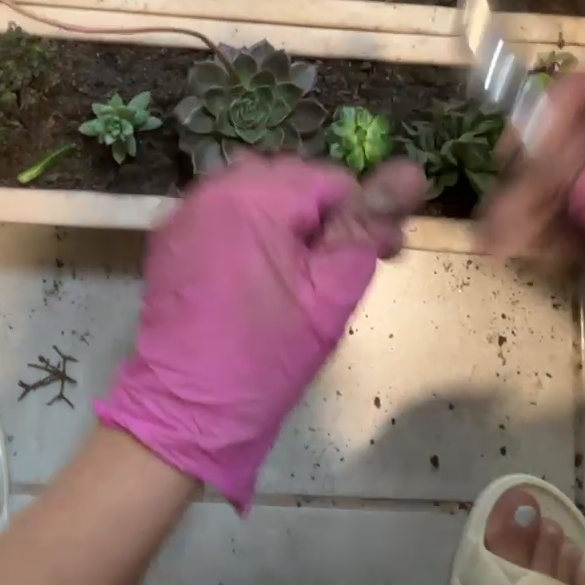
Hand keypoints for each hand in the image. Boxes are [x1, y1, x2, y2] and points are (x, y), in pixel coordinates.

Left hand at [95, 156, 426, 509]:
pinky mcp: (172, 236)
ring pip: (259, 192)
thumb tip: (413, 169)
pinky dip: (250, 230)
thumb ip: (368, 226)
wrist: (185, 414)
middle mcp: (214, 188)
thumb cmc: (267, 357)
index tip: (381, 257)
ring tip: (301, 272)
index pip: (331, 179)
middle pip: (293, 180)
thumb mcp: (331, 293)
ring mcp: (186, 210)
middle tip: (340, 271)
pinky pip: (226, 212)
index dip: (363, 216)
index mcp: (254, 195)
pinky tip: (258, 274)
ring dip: (287, 220)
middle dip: (324, 217)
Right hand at [483, 74, 584, 434]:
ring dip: (543, 212)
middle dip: (533, 178)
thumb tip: (529, 161)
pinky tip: (542, 253)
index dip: (545, 112)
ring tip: (506, 245)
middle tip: (497, 223)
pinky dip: (570, 237)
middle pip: (581, 142)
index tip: (512, 152)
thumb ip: (584, 178)